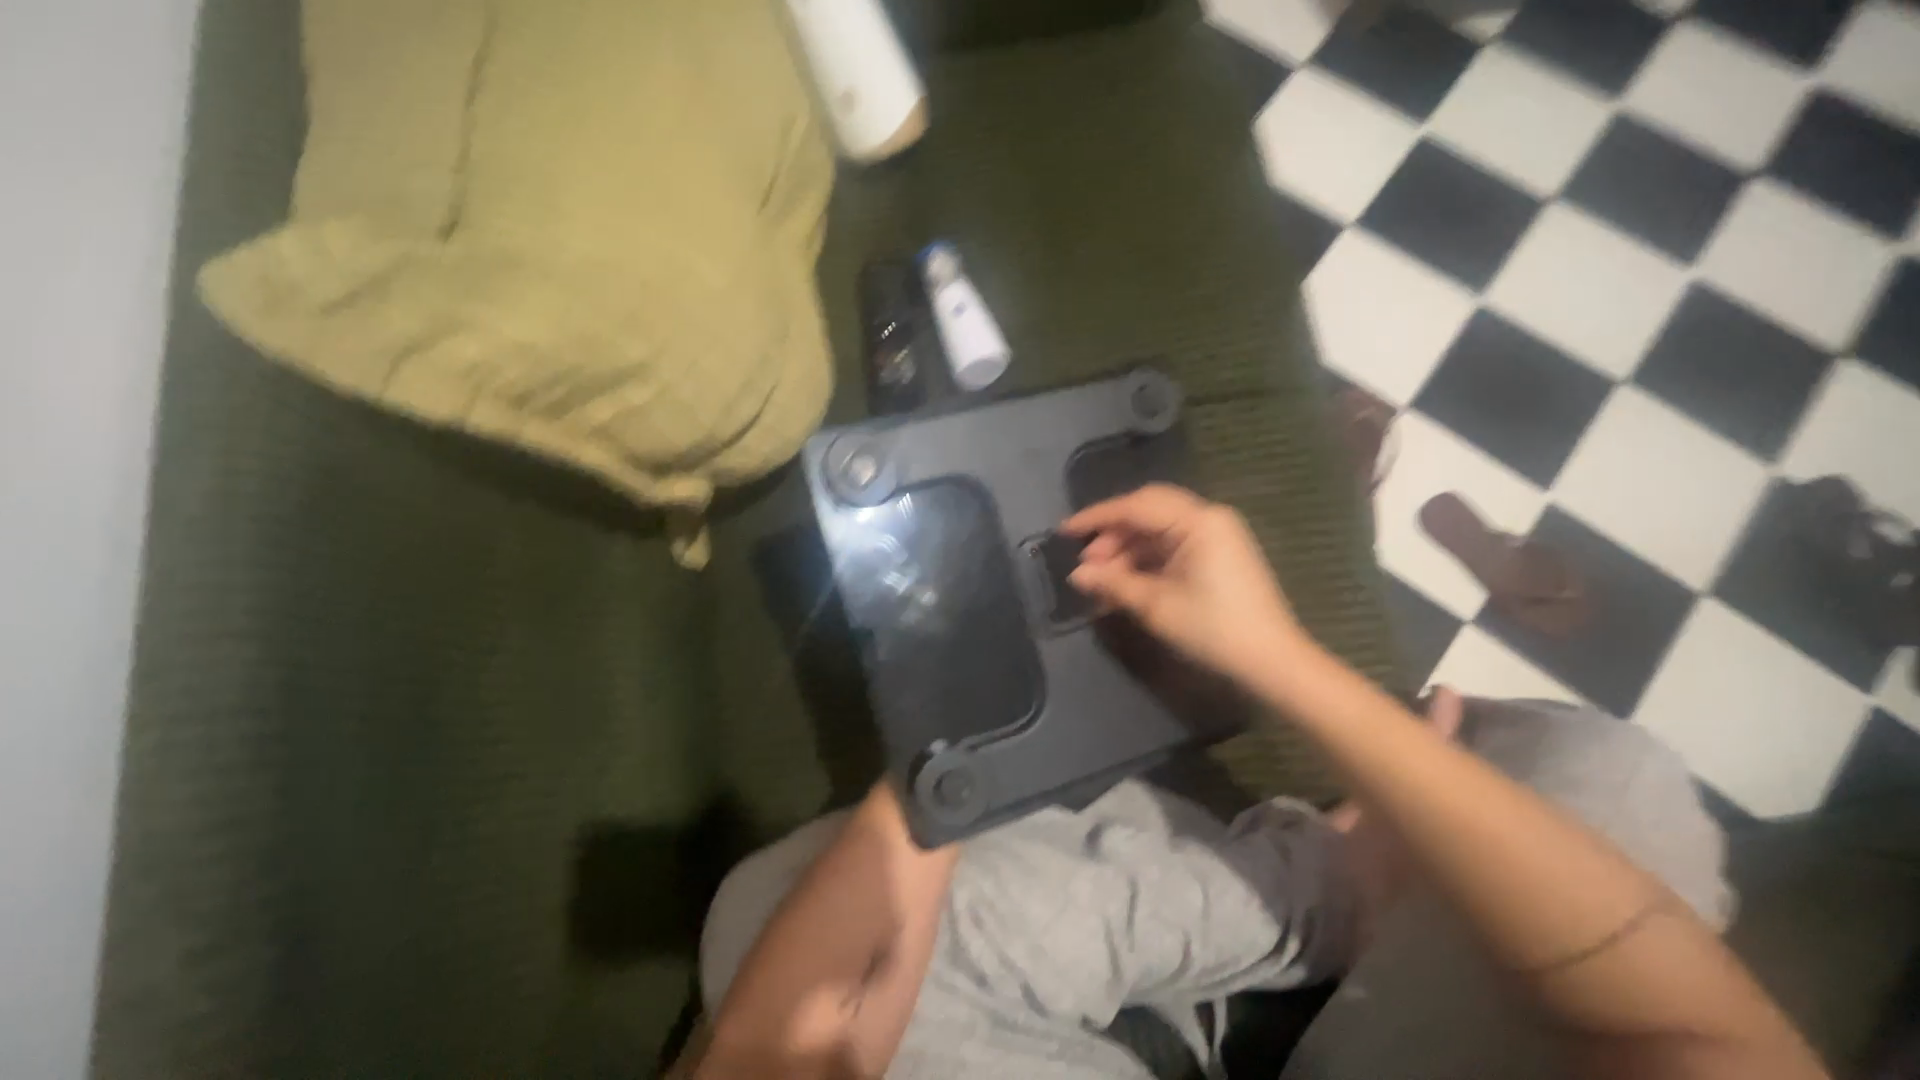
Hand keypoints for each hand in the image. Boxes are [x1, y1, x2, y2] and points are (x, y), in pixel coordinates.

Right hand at [1062, 484, 1302, 683]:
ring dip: (1128, 550)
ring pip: (1159, 530)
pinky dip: (1147, 560)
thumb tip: (1077, 575)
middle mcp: (1209, 518)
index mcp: (1198, 521)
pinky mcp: (1218, 556)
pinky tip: (1126, 583)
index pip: (1137, 506)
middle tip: (1087, 562)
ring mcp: (1217, 536)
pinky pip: (1173, 546)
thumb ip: (1113, 584)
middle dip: (1113, 533)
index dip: (1097, 517)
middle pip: (1148, 511)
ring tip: (1103, 579)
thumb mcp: (1157, 606)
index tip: (1065, 531)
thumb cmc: (1214, 629)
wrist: (1271, 661)